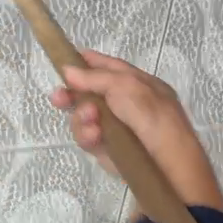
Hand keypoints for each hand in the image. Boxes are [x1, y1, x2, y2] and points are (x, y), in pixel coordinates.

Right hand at [47, 48, 222, 214]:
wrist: (165, 164)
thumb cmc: (152, 118)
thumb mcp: (126, 87)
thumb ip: (95, 77)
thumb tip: (68, 70)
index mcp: (138, 84)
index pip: (110, 68)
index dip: (88, 62)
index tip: (65, 59)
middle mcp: (125, 103)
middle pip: (89, 93)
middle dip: (73, 95)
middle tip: (58, 97)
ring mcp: (114, 126)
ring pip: (83, 117)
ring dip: (82, 118)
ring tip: (91, 122)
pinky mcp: (106, 147)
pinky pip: (86, 137)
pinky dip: (87, 135)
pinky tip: (93, 136)